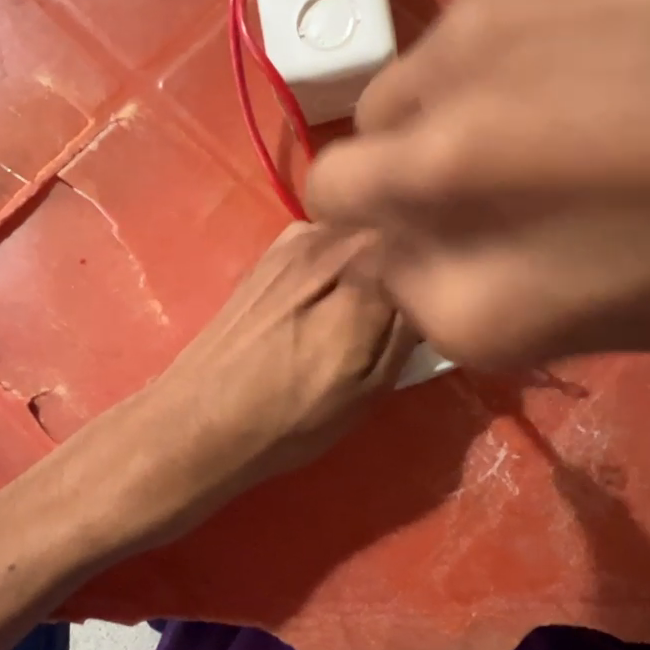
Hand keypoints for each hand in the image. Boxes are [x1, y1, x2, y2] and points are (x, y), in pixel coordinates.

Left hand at [101, 223, 413, 544]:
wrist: (202, 419)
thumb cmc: (294, 415)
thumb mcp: (373, 384)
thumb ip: (411, 323)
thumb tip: (436, 285)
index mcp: (368, 267)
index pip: (433, 243)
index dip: (444, 269)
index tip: (447, 296)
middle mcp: (333, 237)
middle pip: (396, 230)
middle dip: (412, 260)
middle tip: (409, 305)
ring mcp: (296, 238)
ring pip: (360, 233)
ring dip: (374, 259)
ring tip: (365, 307)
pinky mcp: (271, 251)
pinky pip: (325, 242)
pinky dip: (337, 263)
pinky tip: (324, 302)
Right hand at [307, 0, 649, 369]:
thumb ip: (522, 285)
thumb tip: (457, 240)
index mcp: (483, 301)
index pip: (383, 282)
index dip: (427, 260)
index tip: (476, 238)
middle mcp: (437, 177)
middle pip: (345, 182)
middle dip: (398, 181)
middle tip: (500, 159)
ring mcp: (468, 43)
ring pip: (406, 78)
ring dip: (467, 87)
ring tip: (598, 62)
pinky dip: (537, 2)